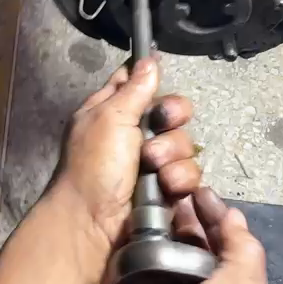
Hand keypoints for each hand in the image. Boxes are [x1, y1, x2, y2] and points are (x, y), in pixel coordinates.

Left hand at [49, 58, 200, 256]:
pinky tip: (167, 187)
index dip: (151, 81)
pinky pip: (189, 174)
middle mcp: (132, 134)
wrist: (93, 225)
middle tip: (159, 129)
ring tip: (154, 169)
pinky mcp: (167, 190)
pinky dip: (180, 180)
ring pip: (184, 144)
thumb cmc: (94, 165)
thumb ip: (135, 89)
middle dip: (171, 121)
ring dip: (172, 155)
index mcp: (111, 111)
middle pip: (172, 112)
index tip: (160, 83)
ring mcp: (151, 163)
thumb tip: (149, 58)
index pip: (137, 83)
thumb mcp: (110, 117)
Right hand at [103, 190, 272, 283]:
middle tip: (157, 188)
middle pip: (194, 242)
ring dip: (153, 232)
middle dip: (180, 215)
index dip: (212, 209)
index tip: (188, 185)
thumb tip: (231, 213)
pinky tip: (121, 233)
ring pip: (164, 254)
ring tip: (137, 205)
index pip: (228, 236)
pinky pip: (137, 274)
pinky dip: (132, 255)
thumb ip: (241, 248)